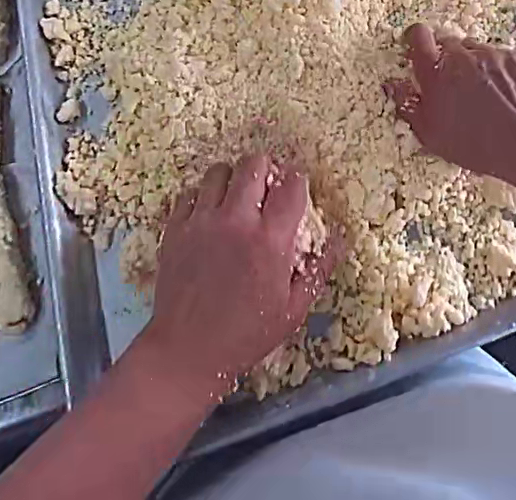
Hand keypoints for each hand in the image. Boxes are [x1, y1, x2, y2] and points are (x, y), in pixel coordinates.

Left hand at [134, 152, 336, 400]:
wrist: (188, 349)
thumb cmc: (247, 334)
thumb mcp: (292, 309)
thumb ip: (318, 269)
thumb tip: (340, 239)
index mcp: (270, 240)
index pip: (291, 186)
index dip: (298, 179)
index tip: (296, 185)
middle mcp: (236, 221)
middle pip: (253, 165)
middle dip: (265, 168)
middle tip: (266, 184)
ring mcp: (202, 220)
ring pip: (219, 171)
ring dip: (232, 178)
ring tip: (235, 195)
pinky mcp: (176, 226)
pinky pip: (190, 192)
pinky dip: (202, 197)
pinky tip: (208, 214)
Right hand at [387, 22, 515, 183]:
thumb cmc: (473, 143)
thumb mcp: (429, 133)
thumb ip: (406, 104)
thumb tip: (392, 84)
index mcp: (434, 70)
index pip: (417, 34)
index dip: (415, 39)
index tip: (416, 51)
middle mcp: (460, 54)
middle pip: (445, 41)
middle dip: (444, 57)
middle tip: (450, 82)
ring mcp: (489, 53)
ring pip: (471, 49)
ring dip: (469, 62)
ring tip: (479, 90)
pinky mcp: (513, 57)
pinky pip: (496, 56)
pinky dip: (494, 68)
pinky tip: (500, 92)